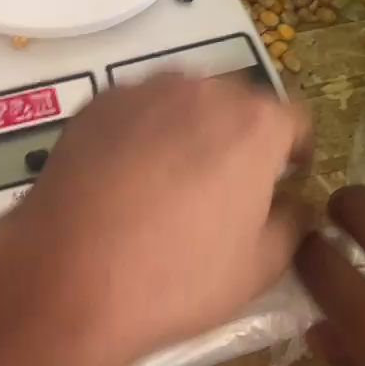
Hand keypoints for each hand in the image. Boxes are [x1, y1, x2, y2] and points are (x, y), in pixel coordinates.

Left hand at [0, 73, 310, 365]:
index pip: (293, 118)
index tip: (285, 179)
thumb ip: (291, 222)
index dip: (295, 150)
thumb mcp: (259, 267)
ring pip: (184, 99)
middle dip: (241, 136)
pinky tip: (125, 174)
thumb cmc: (175, 276)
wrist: (68, 272)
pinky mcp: (98, 102)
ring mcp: (143, 90)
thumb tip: (292, 201)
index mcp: (252, 124)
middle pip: (236, 103)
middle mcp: (201, 90)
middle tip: (226, 184)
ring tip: (172, 177)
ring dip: (191, 127)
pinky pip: (137, 108)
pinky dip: (143, 130)